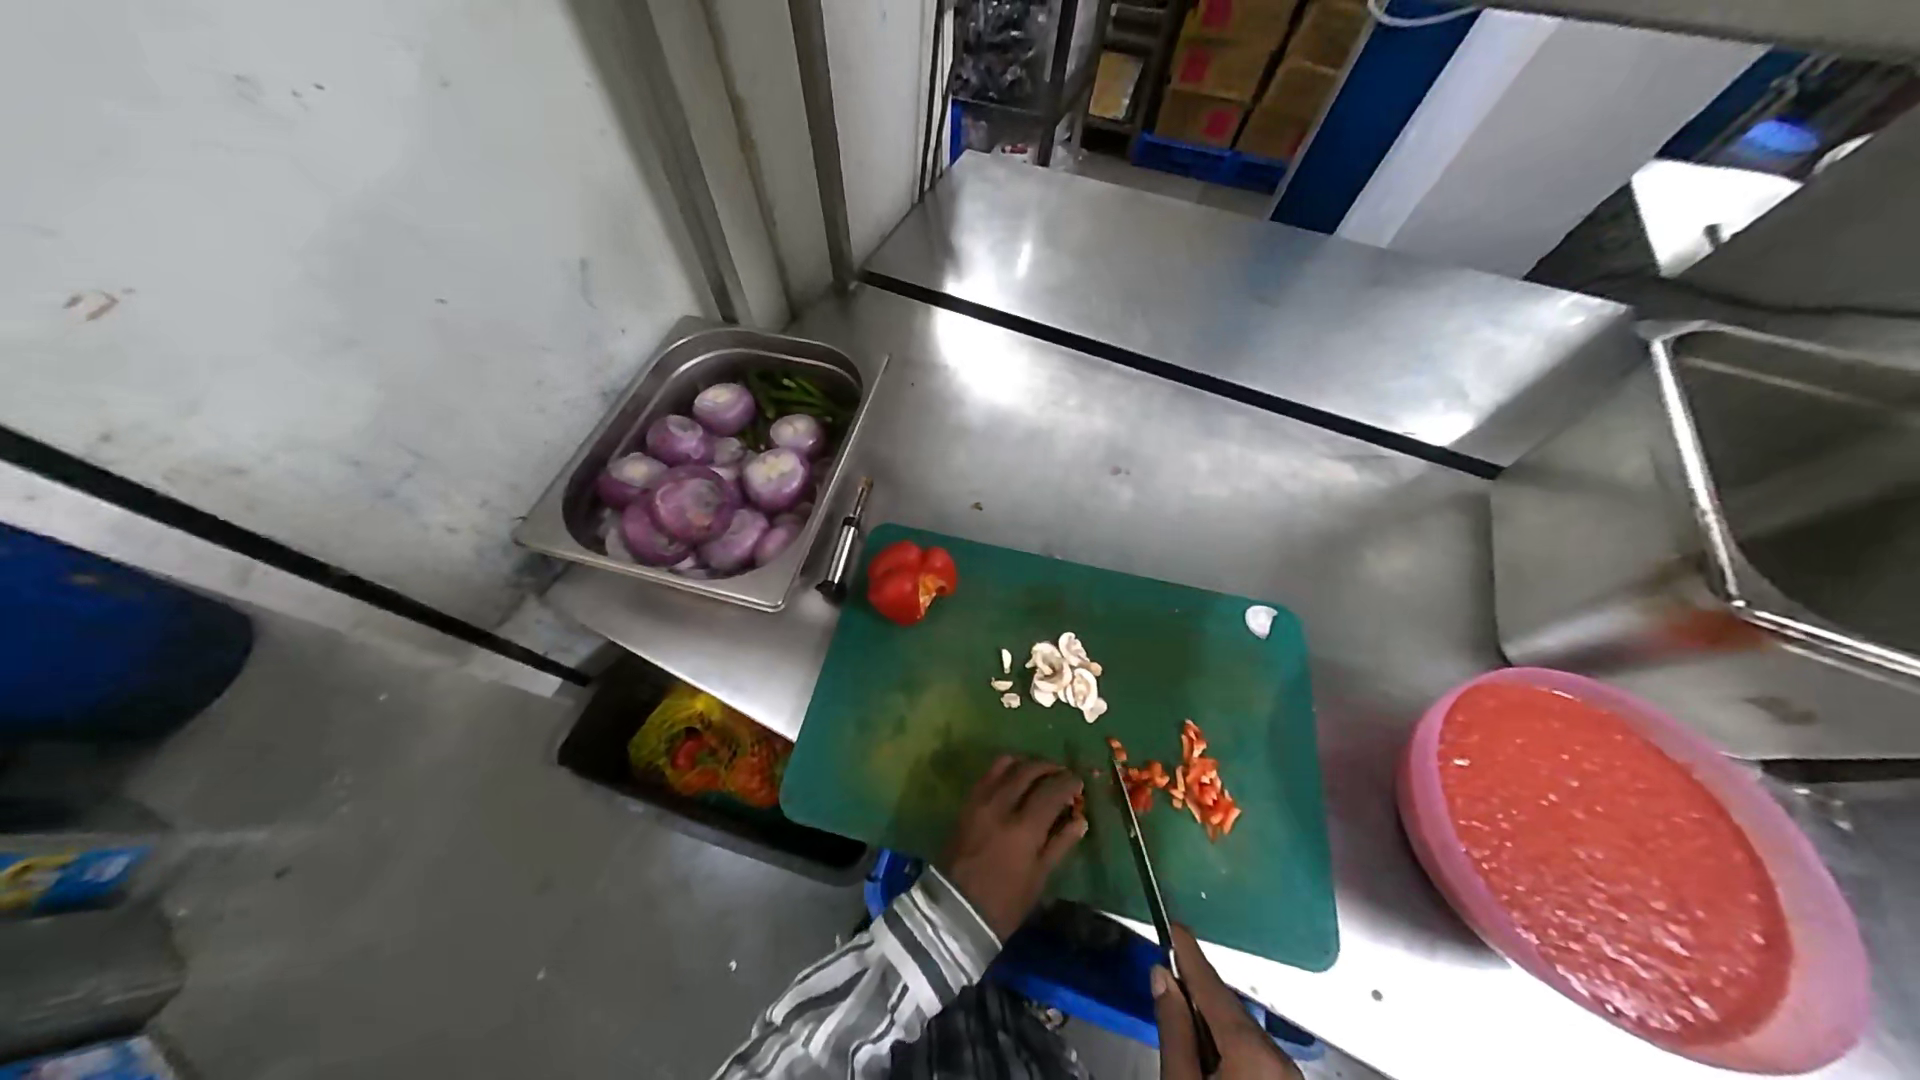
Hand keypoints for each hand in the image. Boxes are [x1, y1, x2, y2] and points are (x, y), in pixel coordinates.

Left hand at [940, 755, 1087, 939]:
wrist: (956, 910)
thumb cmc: (1005, 902)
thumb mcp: (1039, 877)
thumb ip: (1060, 843)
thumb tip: (1080, 820)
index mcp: (1024, 828)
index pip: (1052, 791)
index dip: (1069, 783)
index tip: (1078, 784)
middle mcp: (1001, 806)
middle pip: (1029, 770)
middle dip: (1050, 768)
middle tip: (1062, 775)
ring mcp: (980, 801)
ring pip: (1006, 765)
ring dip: (1027, 763)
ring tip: (1039, 774)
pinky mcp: (966, 803)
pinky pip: (988, 774)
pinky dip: (1005, 769)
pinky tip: (1015, 780)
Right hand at [1154, 924, 1302, 1079]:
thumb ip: (1173, 1030)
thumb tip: (1162, 976)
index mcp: (1253, 1051)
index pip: (1212, 989)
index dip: (1190, 955)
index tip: (1175, 927)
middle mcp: (1280, 1059)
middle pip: (1229, 1011)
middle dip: (1197, 993)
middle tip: (1167, 975)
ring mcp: (1290, 1078)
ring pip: (1242, 1034)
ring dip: (1211, 1022)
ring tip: (1182, 1023)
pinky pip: (1255, 1056)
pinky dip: (1229, 1046)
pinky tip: (1209, 1056)